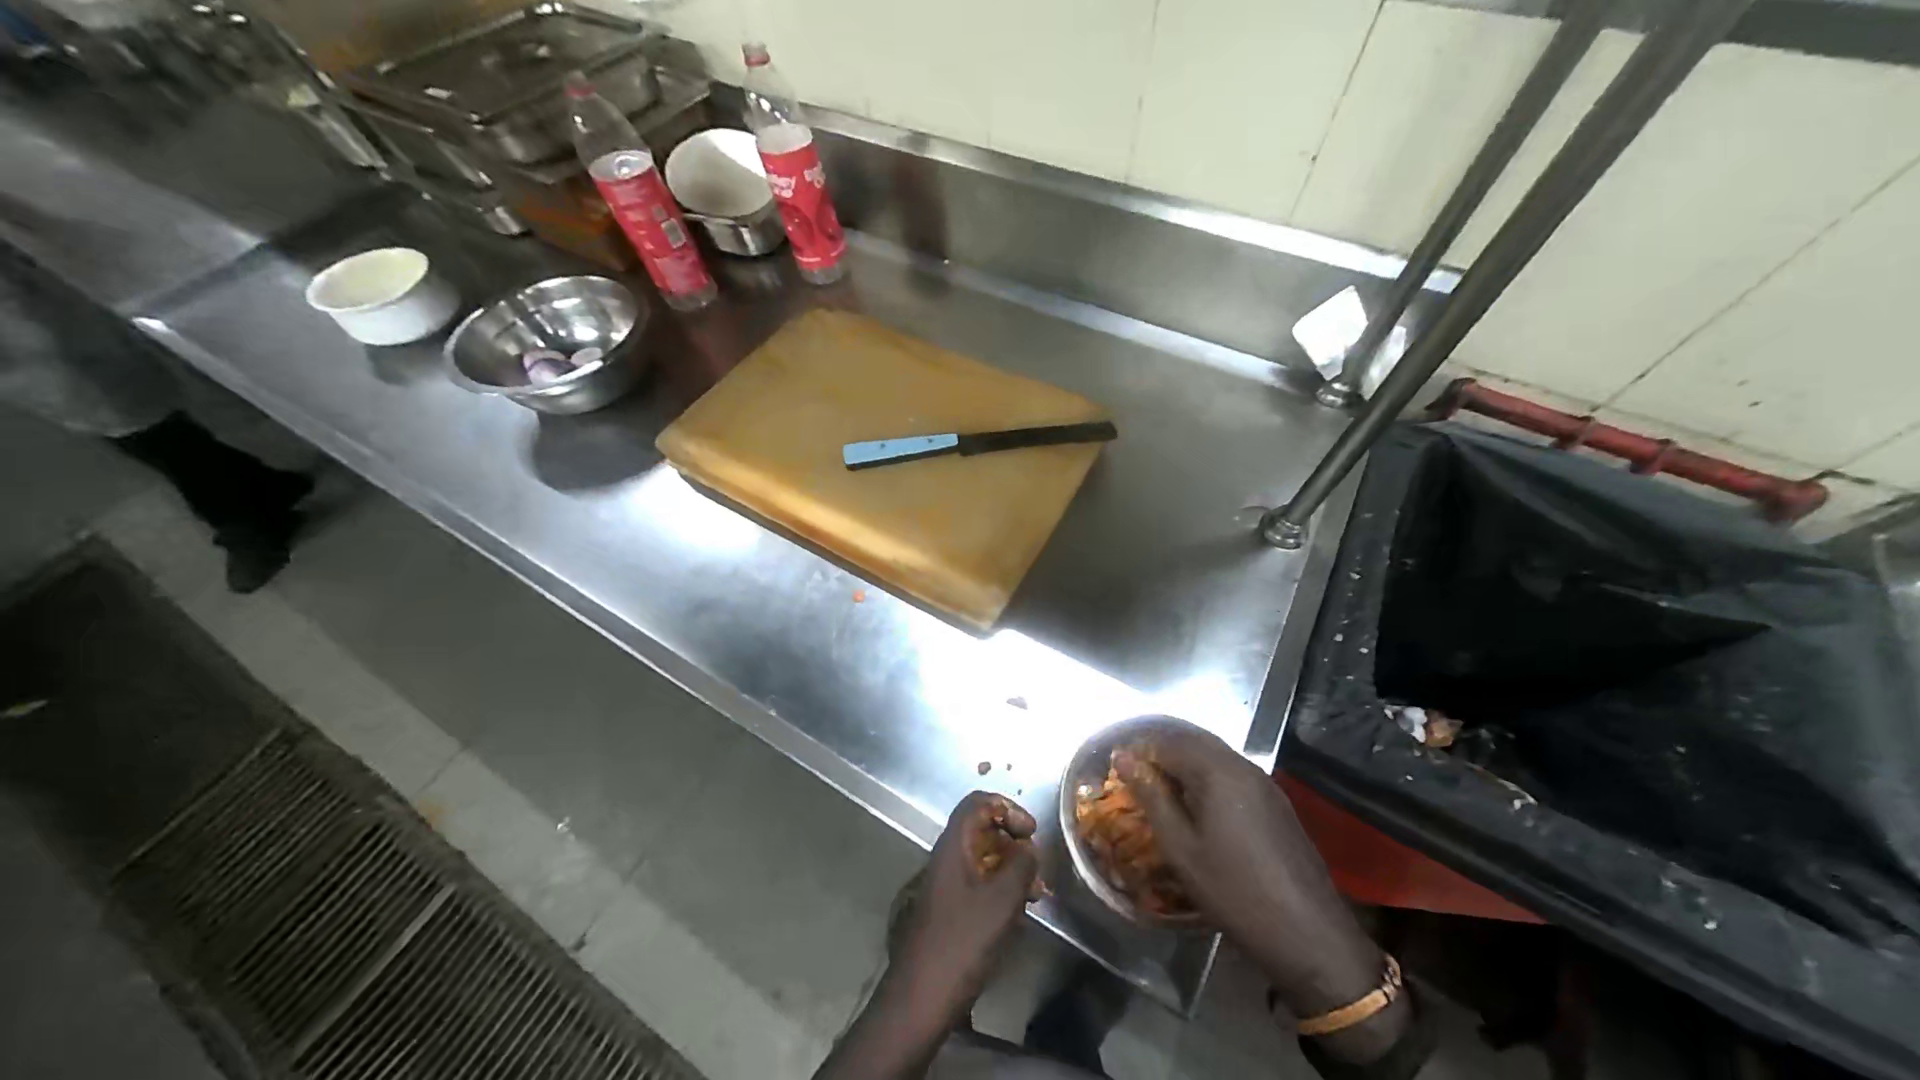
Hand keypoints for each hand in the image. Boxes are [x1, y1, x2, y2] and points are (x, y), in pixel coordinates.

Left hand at [886, 791, 1044, 1026]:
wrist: (920, 997)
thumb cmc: (962, 943)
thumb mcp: (1001, 901)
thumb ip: (1020, 866)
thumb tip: (1028, 848)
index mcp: (953, 847)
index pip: (978, 803)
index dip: (1007, 808)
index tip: (1030, 832)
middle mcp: (947, 859)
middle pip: (981, 830)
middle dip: (1013, 842)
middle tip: (1036, 867)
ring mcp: (946, 885)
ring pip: (983, 860)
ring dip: (1010, 869)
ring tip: (1034, 895)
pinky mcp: (949, 910)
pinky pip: (979, 885)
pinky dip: (1000, 891)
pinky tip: (1017, 915)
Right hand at [1116, 731, 1382, 1017]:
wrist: (1308, 934)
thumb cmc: (1233, 890)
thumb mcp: (1180, 847)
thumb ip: (1151, 796)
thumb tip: (1124, 758)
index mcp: (1217, 771)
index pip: (1167, 743)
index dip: (1139, 754)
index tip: (1117, 774)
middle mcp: (1244, 767)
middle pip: (1194, 744)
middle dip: (1162, 757)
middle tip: (1138, 782)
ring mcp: (1266, 784)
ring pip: (1215, 758)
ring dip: (1186, 768)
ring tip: (1163, 796)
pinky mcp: (1278, 803)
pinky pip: (1234, 776)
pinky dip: (1209, 781)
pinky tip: (1200, 810)